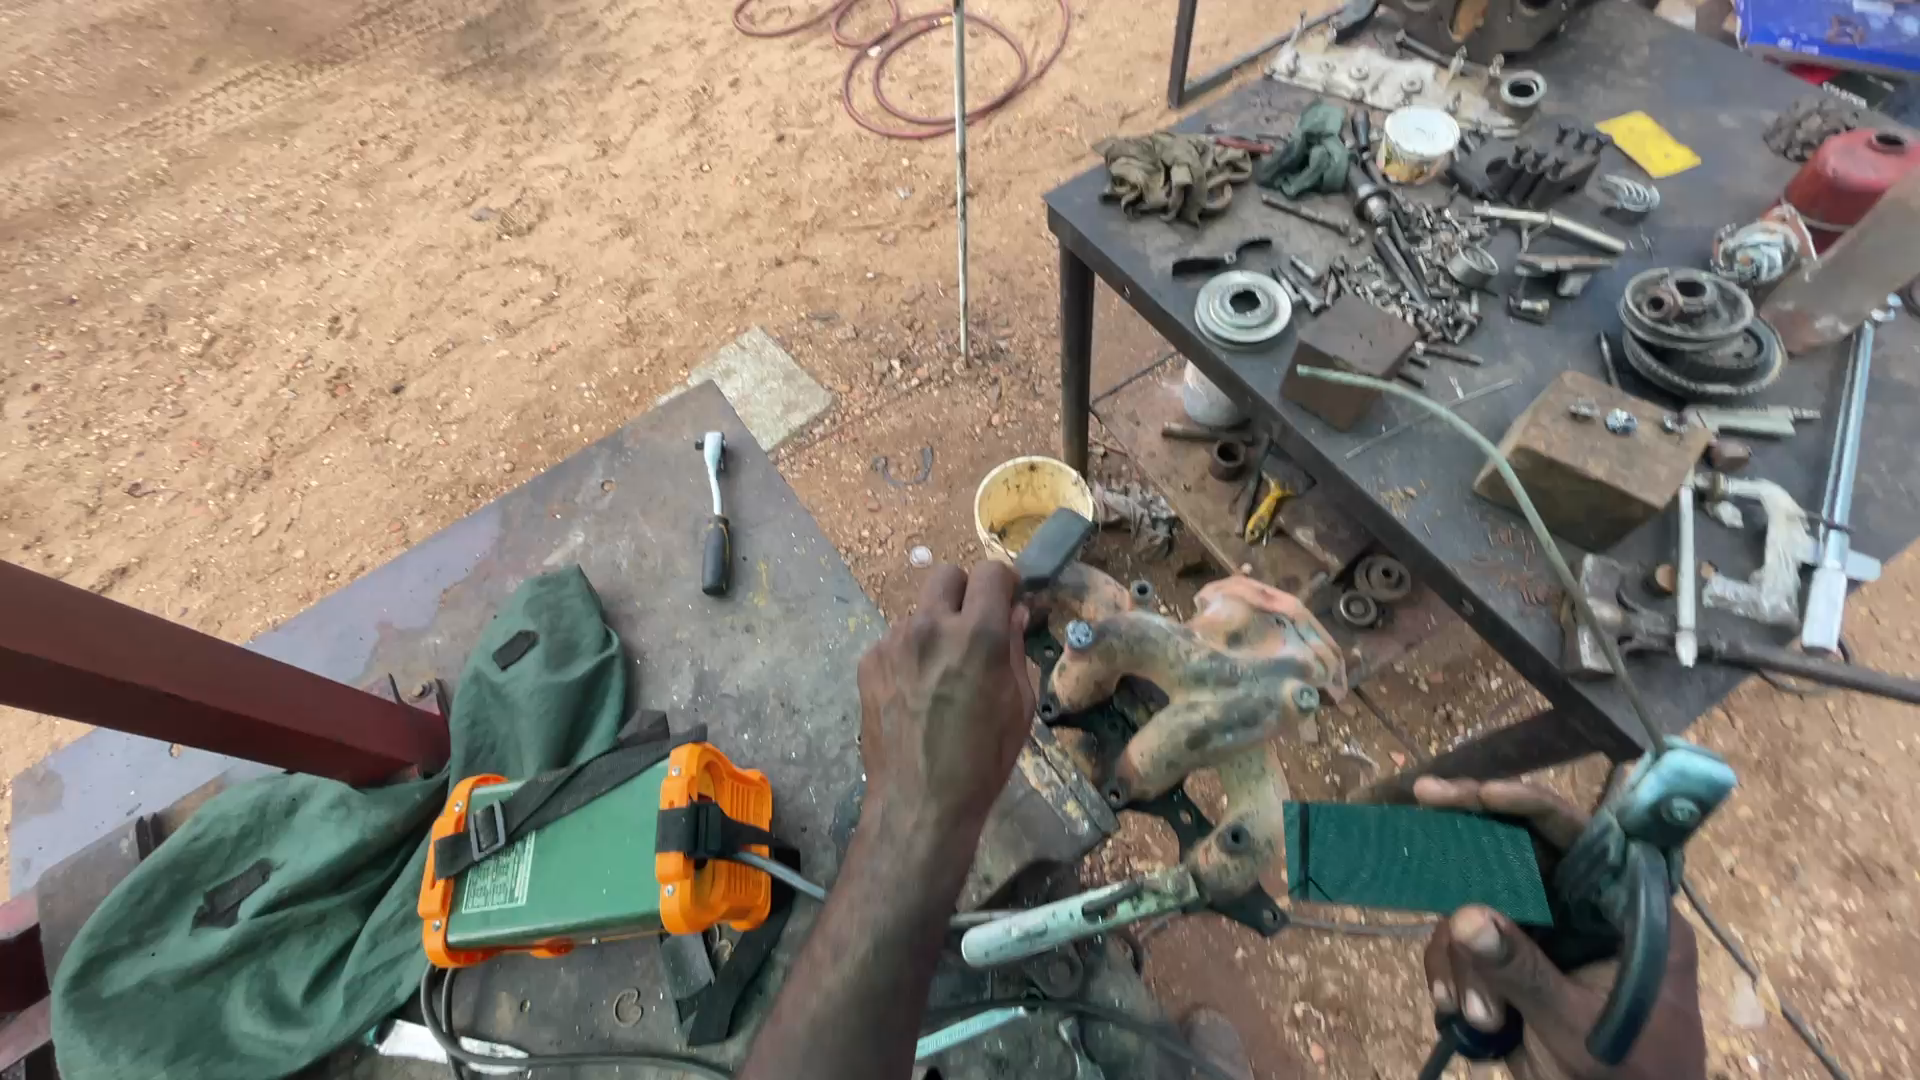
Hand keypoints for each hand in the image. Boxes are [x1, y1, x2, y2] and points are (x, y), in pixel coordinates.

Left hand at [855, 562, 1034, 854]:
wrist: (919, 802)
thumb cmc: (983, 760)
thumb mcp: (1019, 704)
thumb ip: (1015, 648)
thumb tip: (1013, 613)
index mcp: (978, 635)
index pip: (992, 572)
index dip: (1005, 583)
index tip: (1007, 600)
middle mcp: (931, 626)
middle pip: (947, 575)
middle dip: (965, 593)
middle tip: (972, 627)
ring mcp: (893, 641)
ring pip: (919, 611)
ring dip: (934, 628)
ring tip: (940, 674)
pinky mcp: (868, 660)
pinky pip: (895, 640)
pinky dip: (909, 654)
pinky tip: (914, 692)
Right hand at [1415, 778, 1706, 1079]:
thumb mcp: (1579, 1029)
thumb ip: (1523, 970)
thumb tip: (1464, 915)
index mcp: (1625, 914)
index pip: (1582, 838)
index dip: (1531, 805)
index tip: (1479, 792)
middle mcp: (1579, 909)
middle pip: (1516, 848)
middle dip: (1466, 835)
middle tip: (1422, 796)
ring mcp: (1538, 930)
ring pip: (1473, 901)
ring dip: (1461, 954)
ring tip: (1475, 1013)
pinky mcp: (1504, 955)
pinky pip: (1457, 940)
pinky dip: (1448, 972)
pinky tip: (1458, 1013)